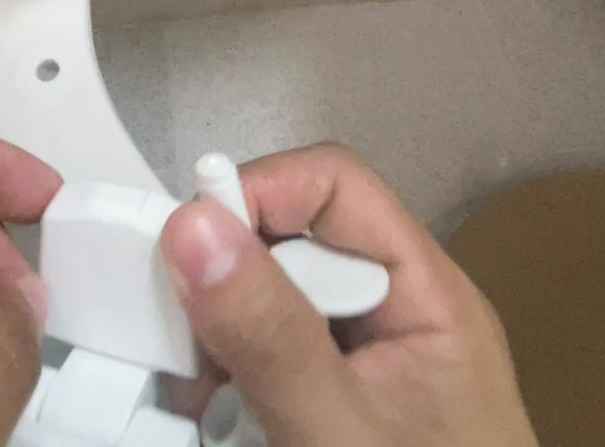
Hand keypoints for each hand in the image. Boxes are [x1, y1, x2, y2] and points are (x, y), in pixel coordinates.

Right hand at [159, 144, 536, 446]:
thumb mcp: (341, 443)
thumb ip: (272, 338)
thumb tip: (190, 223)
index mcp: (426, 296)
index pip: (332, 184)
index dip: (257, 191)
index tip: (186, 245)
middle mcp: (397, 307)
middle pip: (295, 231)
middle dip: (227, 268)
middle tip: (178, 327)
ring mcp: (366, 353)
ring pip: (271, 286)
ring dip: (217, 319)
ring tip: (185, 376)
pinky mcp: (336, 391)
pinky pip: (267, 339)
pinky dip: (224, 358)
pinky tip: (204, 400)